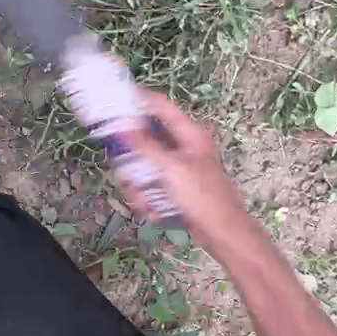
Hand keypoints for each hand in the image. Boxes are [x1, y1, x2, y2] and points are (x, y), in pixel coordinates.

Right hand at [120, 89, 259, 249]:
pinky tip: (151, 211)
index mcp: (188, 134)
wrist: (223, 234)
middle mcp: (182, 147)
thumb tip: (122, 124)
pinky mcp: (173, 186)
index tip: (113, 102)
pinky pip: (149, 184)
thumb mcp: (171, 169)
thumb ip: (144, 145)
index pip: (160, 106)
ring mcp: (177, 167)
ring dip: (137, 184)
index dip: (138, 101)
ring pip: (143, 165)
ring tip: (142, 200)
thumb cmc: (203, 197)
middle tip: (124, 173)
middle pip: (145, 141)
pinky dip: (146, 197)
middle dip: (132, 161)